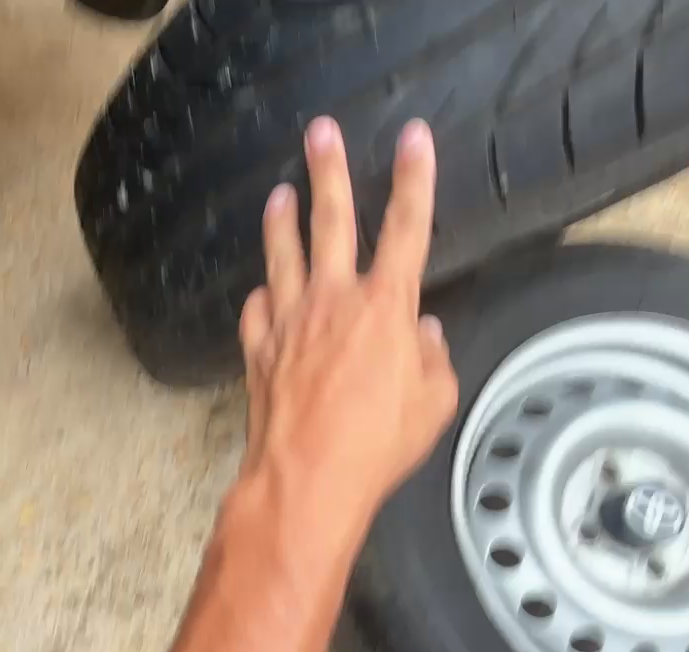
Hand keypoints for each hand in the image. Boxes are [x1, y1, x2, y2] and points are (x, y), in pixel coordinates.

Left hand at [235, 116, 458, 535]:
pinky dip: (260, 299)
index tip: (414, 139)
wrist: (306, 479)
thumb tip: (423, 334)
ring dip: (281, 223)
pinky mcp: (258, 354)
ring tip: (279, 196)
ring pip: (282, 258)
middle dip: (329, 171)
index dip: (414, 179)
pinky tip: (261, 293)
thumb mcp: (432, 404)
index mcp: (385, 307)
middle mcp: (332, 302)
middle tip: (320, 135)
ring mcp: (288, 325)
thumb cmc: (376, 446)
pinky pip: (255, 313)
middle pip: (331, 222)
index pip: (407, 227)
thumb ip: (432, 360)